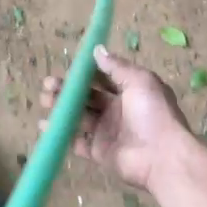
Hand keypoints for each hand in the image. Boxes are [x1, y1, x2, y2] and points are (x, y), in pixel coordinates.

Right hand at [39, 45, 196, 189]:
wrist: (162, 157)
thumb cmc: (152, 113)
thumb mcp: (139, 81)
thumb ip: (116, 66)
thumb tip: (97, 49)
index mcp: (130, 91)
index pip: (103, 78)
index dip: (85, 73)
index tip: (68, 69)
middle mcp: (118, 110)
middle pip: (88, 96)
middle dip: (68, 90)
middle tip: (48, 85)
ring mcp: (107, 131)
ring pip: (79, 116)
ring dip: (61, 108)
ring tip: (45, 101)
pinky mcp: (100, 152)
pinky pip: (77, 141)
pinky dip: (62, 134)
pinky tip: (45, 126)